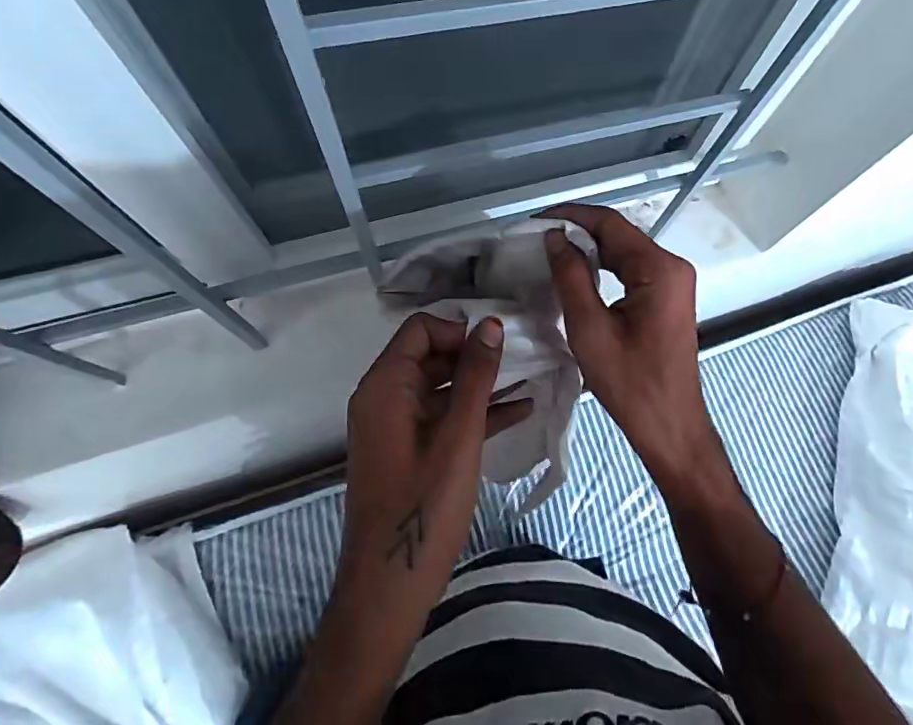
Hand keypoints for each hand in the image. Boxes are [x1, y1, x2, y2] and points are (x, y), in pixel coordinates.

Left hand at [278, 315, 532, 724]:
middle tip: (522, 358)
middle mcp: (384, 399)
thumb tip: (492, 325)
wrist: (389, 588)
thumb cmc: (423, 507)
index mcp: (384, 387)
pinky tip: (518, 411)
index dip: (459, 330)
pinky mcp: (409, 451)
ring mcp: (396, 427)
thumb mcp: (458, 437)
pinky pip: (442, 416)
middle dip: (475, 354)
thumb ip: (475, 377)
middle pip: (431, 355)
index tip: (499, 344)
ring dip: (480, 383)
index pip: (420, 330)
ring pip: (440, 387)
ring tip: (529, 379)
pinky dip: (474, 411)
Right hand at [541, 203, 721, 486]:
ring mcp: (673, 282)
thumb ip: (571, 277)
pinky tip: (577, 273)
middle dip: (578, 231)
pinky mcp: (667, 297)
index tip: (535, 221)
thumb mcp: (590, 329)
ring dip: (589, 249)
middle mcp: (672, 266)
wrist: (670, 427)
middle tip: (536, 237)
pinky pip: (631, 269)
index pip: (610, 224)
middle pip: (619, 234)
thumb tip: (555, 238)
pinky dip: (604, 266)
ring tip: (550, 252)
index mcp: (659, 269)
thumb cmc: (631, 384)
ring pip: (624, 250)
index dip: (571, 216)